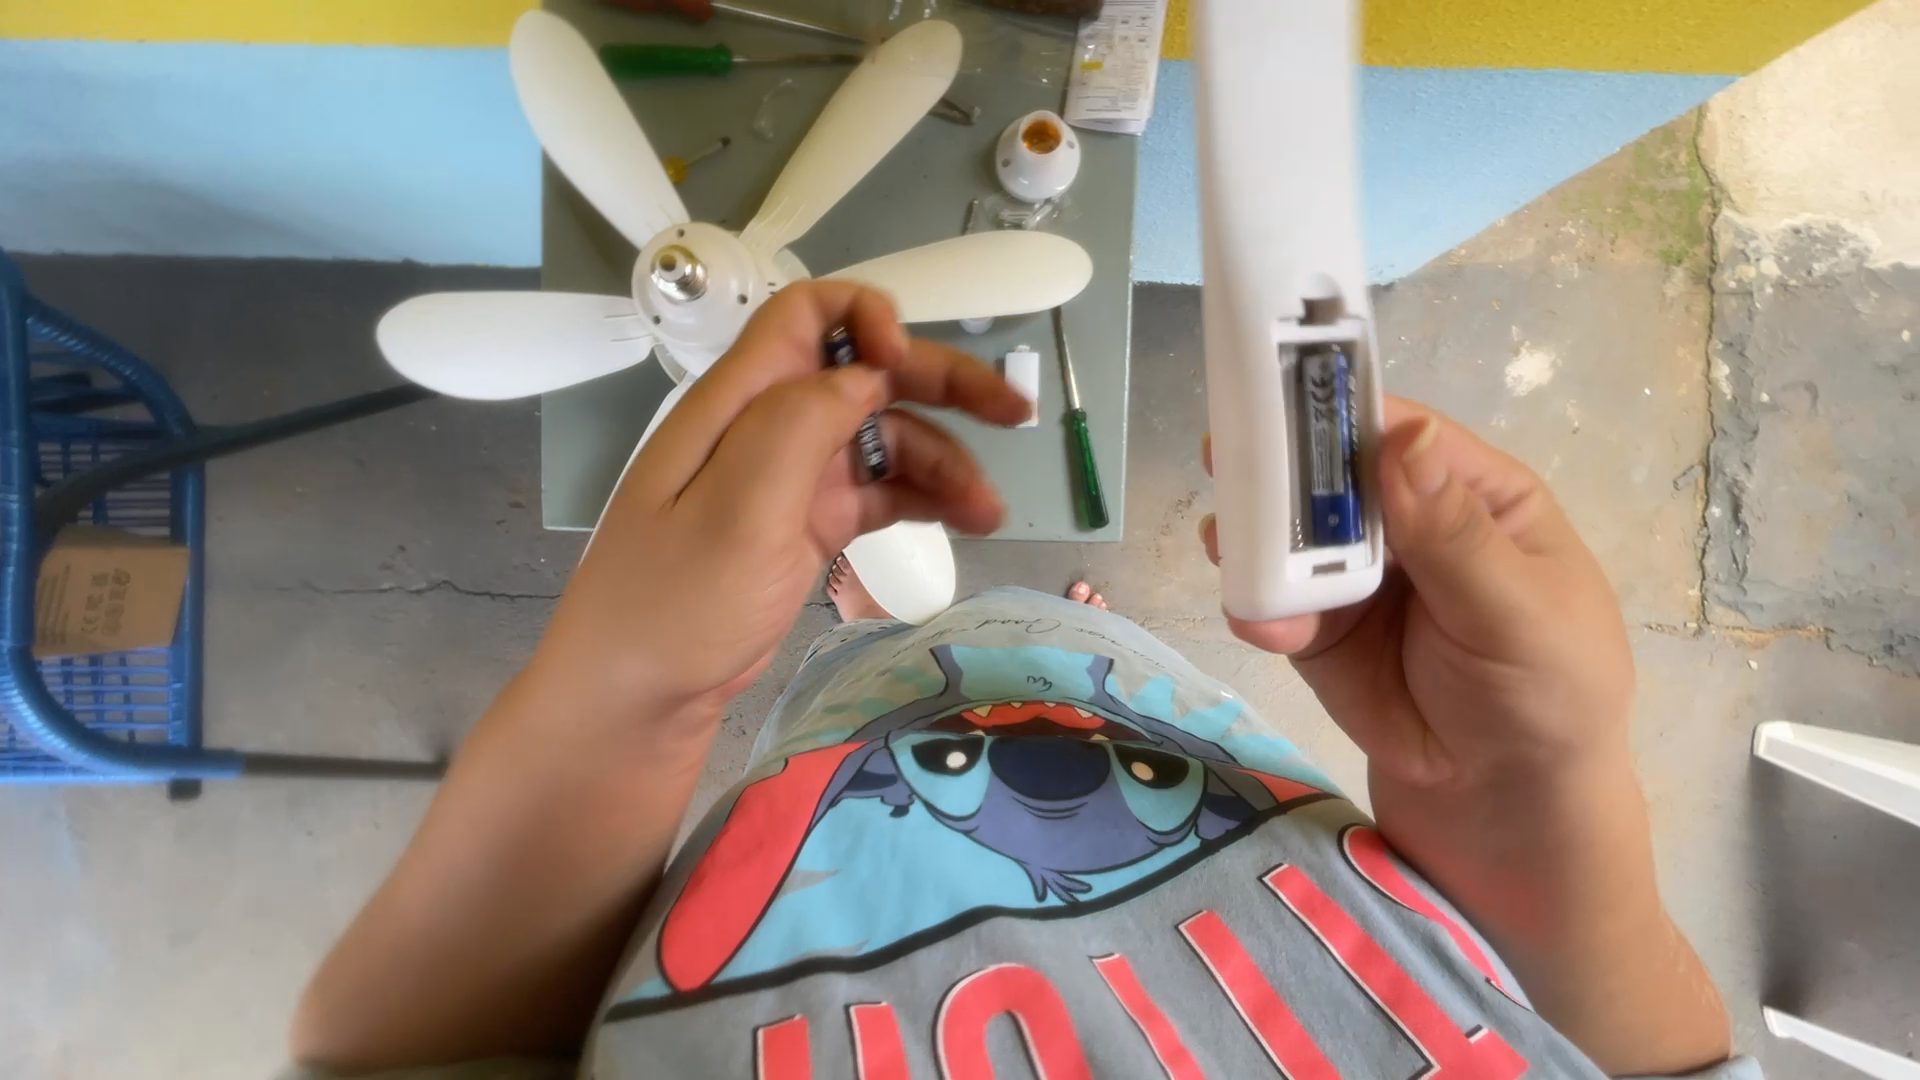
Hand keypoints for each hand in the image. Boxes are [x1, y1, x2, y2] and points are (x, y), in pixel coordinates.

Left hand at [538, 282, 1029, 741]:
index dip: (867, 318)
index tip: (907, 365)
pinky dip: (924, 499)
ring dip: (945, 463)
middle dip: (943, 385)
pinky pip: (879, 492)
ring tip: (991, 510)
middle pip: (868, 377)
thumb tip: (864, 374)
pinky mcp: (811, 523)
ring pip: (885, 440)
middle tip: (1014, 411)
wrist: (641, 696)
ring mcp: (794, 477)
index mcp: (741, 402)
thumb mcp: (735, 511)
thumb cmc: (677, 604)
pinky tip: (966, 521)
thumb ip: (797, 427)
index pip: (806, 315)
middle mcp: (772, 426)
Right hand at [1201, 395, 1633, 803]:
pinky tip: (1256, 619)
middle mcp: (1394, 522)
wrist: (1494, 793)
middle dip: (1273, 470)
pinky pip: (1270, 601)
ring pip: (1282, 536)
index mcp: (1461, 493)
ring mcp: (1344, 573)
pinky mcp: (1309, 623)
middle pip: (1322, 477)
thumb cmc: (1540, 691)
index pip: (1393, 434)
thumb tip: (1403, 436)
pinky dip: (1255, 605)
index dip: (1337, 412)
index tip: (1279, 397)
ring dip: (1249, 535)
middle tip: (1222, 458)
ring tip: (1224, 544)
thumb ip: (1453, 534)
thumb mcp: (1516, 612)